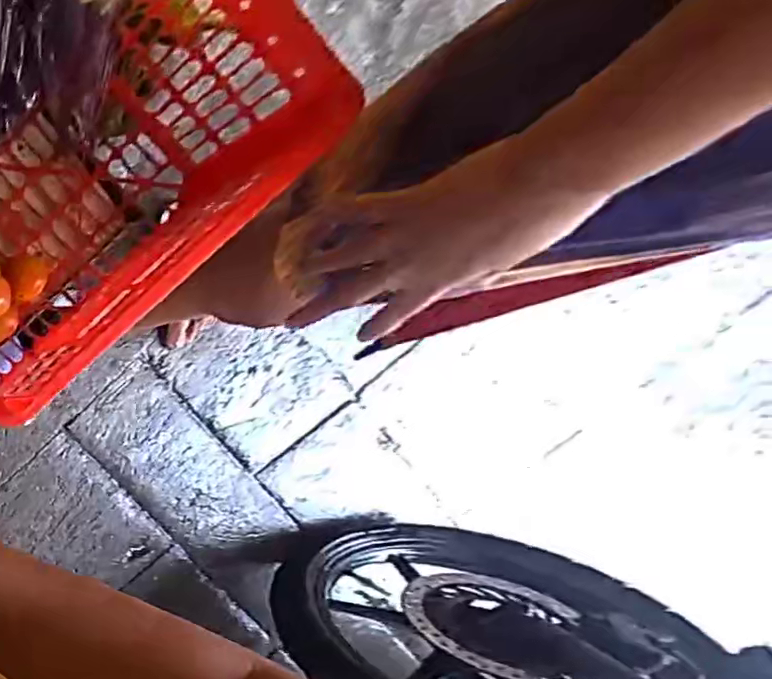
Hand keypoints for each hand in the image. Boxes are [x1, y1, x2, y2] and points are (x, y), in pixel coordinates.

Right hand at [276, 138, 610, 339]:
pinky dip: (331, 212)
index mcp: (434, 284)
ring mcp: (399, 236)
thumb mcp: (508, 261)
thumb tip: (469, 283)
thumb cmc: (541, 219)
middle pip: (350, 294)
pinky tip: (310, 215)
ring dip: (312, 265)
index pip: (394, 315)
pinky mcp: (402, 204)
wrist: (551, 177)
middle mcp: (406, 267)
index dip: (377, 326)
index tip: (363, 334)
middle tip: (294, 322)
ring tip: (293, 271)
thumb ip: (477, 275)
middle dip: (319, 309)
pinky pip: (357, 209)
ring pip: (341, 258)